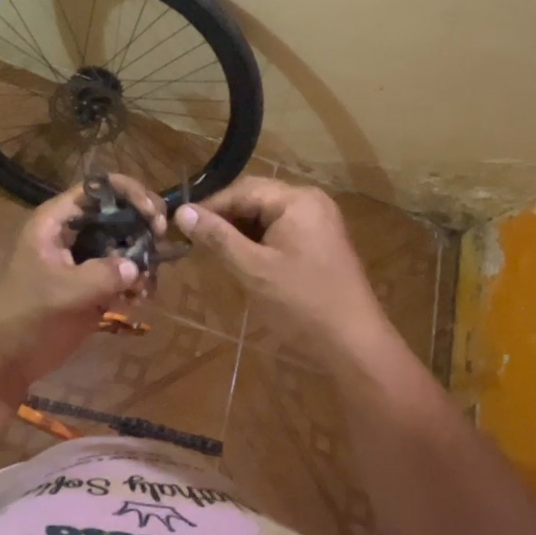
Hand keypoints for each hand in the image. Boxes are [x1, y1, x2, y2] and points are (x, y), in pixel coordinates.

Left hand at [0, 175, 164, 397]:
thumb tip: (137, 267)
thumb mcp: (62, 293)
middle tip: (160, 242)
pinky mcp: (91, 284)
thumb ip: (102, 275)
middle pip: (117, 211)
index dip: (129, 193)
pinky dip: (136, 281)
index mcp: (57, 221)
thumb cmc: (24, 316)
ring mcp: (82, 259)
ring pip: (123, 242)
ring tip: (150, 283)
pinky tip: (141, 298)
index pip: (99, 188)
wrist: (3, 360)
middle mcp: (72, 232)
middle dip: (142, 224)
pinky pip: (122, 271)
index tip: (152, 215)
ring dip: (143, 256)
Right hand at [174, 177, 387, 350]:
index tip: (180, 225)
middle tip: (194, 240)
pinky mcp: (322, 242)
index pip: (242, 190)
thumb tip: (182, 212)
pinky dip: (260, 241)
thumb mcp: (252, 269)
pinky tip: (243, 260)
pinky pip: (282, 230)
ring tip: (214, 251)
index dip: (209, 206)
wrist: (355, 344)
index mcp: (297, 200)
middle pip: (256, 199)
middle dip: (225, 218)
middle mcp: (311, 201)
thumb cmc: (301, 303)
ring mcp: (320, 222)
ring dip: (240, 231)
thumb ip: (217, 237)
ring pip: (267, 215)